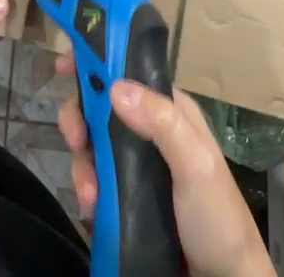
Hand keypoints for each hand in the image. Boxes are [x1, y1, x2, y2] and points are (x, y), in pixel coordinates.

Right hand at [55, 56, 275, 276]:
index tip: (64, 65)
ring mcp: (135, 163)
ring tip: (89, 193)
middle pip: (100, 106)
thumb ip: (161, 123)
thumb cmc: (218, 219)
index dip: (96, 63)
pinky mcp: (123, 193)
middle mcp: (150, 131)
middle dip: (80, 119)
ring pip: (91, 143)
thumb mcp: (197, 166)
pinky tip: (92, 206)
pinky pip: (92, 176)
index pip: (129, 72)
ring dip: (82, 163)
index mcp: (171, 112)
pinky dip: (85, 187)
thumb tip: (116, 87)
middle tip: (73, 137)